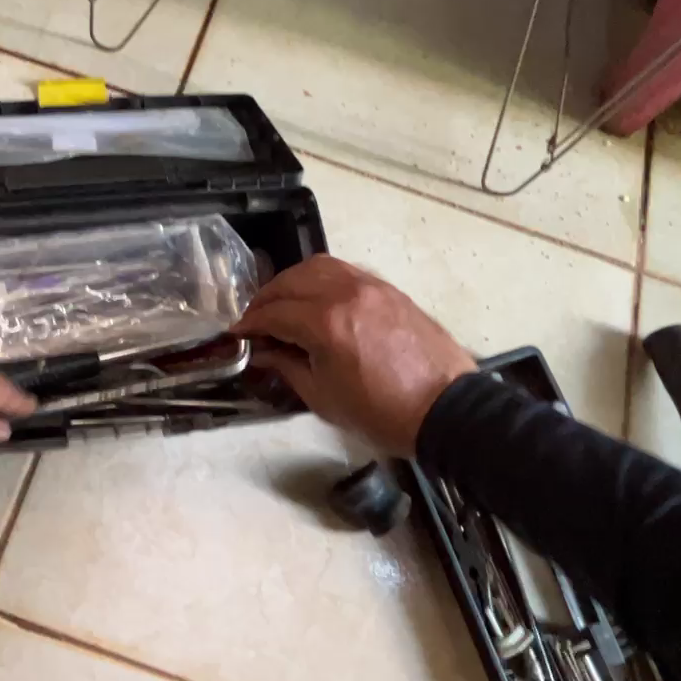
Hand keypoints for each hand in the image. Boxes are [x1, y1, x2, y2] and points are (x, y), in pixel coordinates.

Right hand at [233, 255, 475, 457]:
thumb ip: (287, 367)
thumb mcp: (323, 398)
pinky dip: (319, 278)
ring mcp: (369, 286)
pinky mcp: (387, 289)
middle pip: (290, 281)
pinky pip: (343, 271)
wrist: (444, 409)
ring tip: (281, 303)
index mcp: (325, 323)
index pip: (274, 313)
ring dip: (291, 281)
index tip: (237, 333)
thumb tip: (263, 352)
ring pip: (316, 266)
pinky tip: (314, 297)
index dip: (250, 324)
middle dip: (265, 299)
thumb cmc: (380, 413)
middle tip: (254, 319)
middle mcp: (344, 293)